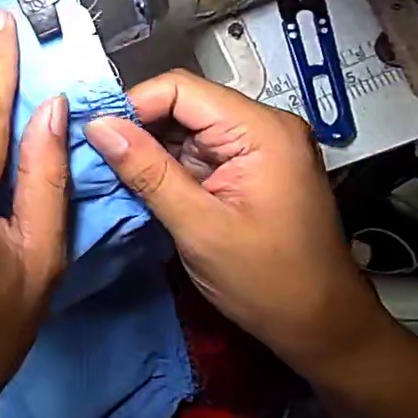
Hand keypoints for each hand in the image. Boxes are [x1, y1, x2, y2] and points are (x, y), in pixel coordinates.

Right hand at [83, 69, 391, 379]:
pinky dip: (165, 167)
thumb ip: (147, 171)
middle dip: (136, 129)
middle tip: (94, 156)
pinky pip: (196, 154)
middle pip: (182, 106)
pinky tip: (138, 185)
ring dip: (148, 150)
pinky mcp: (247, 170)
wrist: (323, 329)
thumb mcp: (200, 227)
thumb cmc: (269, 283)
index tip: (94, 136)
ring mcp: (256, 149)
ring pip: (184, 130)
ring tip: (108, 172)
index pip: (181, 89)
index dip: (132, 106)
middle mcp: (261, 127)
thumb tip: (98, 127)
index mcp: (261, 130)